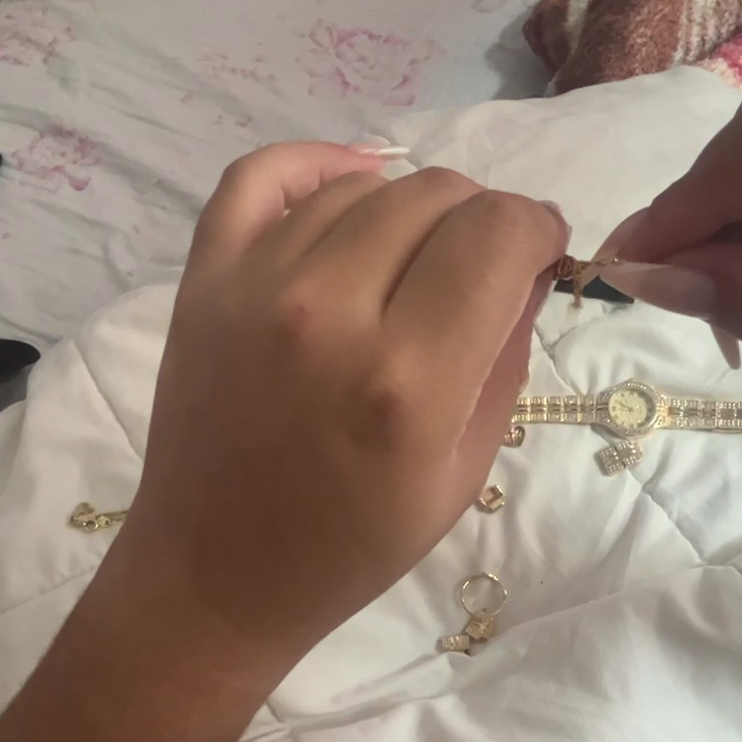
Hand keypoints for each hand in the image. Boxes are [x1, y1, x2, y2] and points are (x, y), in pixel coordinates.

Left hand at [106, 143, 564, 652]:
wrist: (218, 576)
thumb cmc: (352, 548)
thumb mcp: (461, 472)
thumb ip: (506, 358)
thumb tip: (528, 270)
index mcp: (409, 381)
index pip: (499, 234)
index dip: (537, 230)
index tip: (539, 254)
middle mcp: (332, 313)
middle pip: (439, 195)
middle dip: (482, 220)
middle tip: (478, 268)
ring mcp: (255, 288)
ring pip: (365, 184)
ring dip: (412, 208)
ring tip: (414, 258)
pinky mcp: (202, 282)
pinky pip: (263, 176)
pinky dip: (319, 164)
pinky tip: (351, 186)